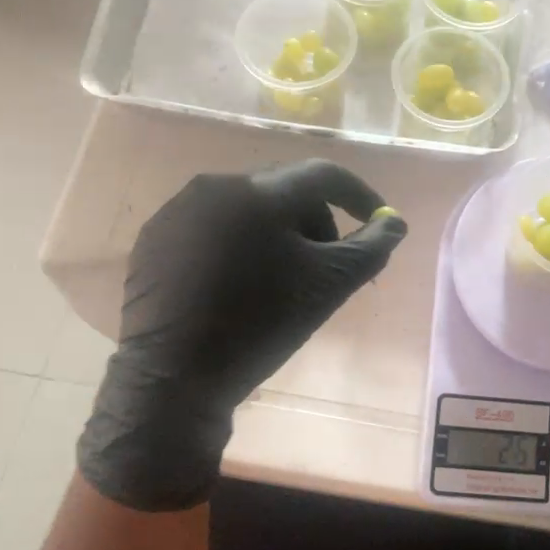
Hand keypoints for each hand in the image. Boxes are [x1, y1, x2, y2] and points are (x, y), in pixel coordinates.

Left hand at [78, 160, 407, 510]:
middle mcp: (217, 185)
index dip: (359, 195)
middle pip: (285, 188)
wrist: (172, 375)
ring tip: (282, 277)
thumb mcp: (329, 287)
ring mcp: (179, 209)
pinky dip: (237, 243)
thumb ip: (370, 247)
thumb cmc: (260, 325)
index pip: (325, 174)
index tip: (376, 222)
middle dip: (316, 219)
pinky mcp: (155, 237)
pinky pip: (211, 225)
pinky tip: (238, 283)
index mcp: (261, 191)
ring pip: (247, 206)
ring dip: (276, 231)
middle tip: (328, 261)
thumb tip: (393, 222)